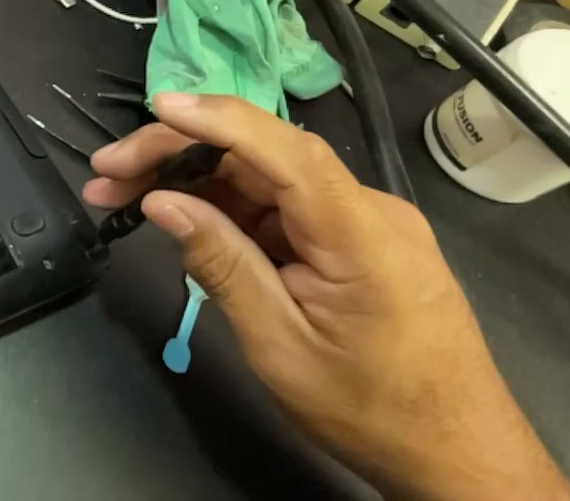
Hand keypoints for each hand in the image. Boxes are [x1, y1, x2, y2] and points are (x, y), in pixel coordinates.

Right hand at [84, 93, 569, 500]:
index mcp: (360, 234)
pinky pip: (274, 205)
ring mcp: (357, 220)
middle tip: (105, 175)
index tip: (157, 106)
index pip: (284, 150)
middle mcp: (364, 209)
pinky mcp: (346, 237)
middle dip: (174, 154)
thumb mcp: (281, 346)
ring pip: (258, 177)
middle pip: (257, 156)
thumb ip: (221, 265)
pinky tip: (177, 217)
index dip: (216, 119)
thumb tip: (161, 203)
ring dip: (188, 181)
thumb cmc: (374, 413)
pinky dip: (220, 207)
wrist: (463, 463)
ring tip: (121, 196)